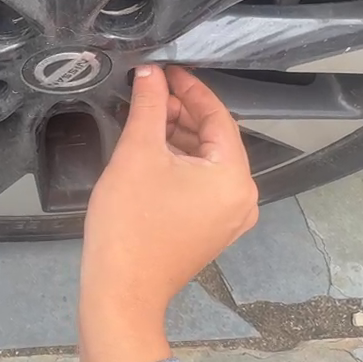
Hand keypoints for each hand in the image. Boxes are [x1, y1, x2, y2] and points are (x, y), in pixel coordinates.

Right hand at [77, 65, 259, 361]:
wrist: (120, 292)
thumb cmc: (130, 221)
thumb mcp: (138, 153)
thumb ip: (148, 106)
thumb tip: (150, 72)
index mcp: (234, 177)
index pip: (218, 116)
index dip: (190, 88)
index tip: (165, 69)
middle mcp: (242, 197)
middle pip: (213, 138)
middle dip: (181, 113)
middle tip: (147, 93)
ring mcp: (228, 218)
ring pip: (205, 161)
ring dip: (177, 137)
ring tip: (143, 118)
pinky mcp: (210, 230)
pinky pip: (200, 184)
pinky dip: (179, 163)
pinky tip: (150, 150)